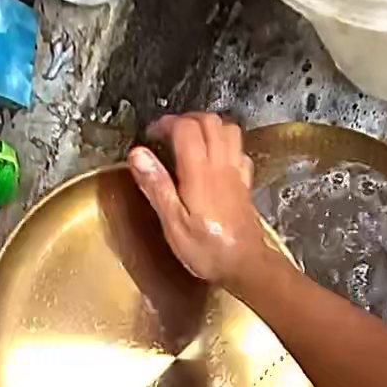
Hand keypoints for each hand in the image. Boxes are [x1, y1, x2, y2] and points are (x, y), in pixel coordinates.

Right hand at [127, 113, 280, 288]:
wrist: (248, 267)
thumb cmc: (210, 252)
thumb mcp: (174, 225)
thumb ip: (157, 187)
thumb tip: (138, 155)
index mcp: (201, 174)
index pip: (186, 128)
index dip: (166, 124)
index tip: (152, 136)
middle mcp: (222, 167)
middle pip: (210, 121)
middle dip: (186, 120)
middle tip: (168, 135)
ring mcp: (237, 174)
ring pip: (229, 130)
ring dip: (208, 127)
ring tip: (190, 141)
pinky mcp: (245, 185)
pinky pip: (239, 151)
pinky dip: (225, 145)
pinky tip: (214, 159)